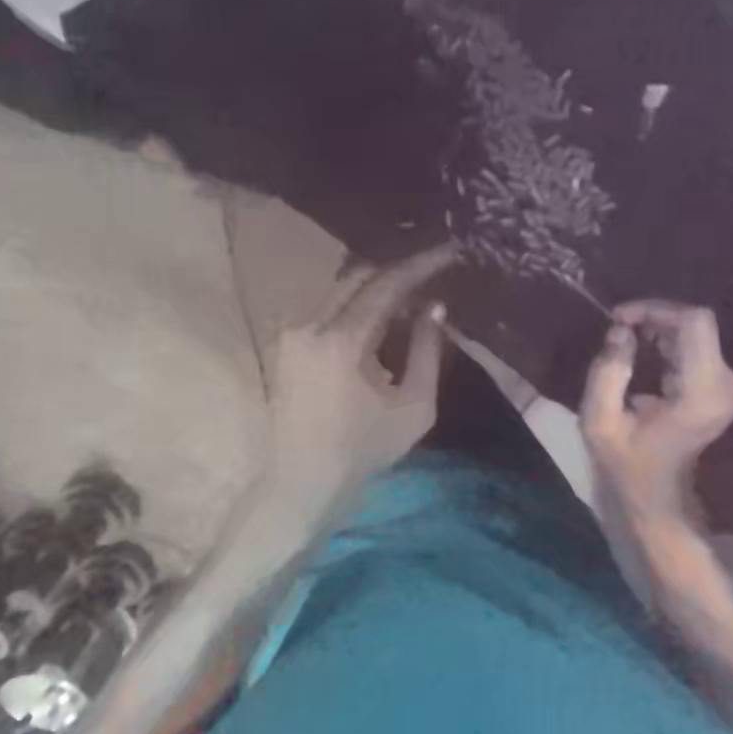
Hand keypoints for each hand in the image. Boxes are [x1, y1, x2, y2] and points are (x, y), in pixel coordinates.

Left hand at [260, 245, 456, 510]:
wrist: (302, 482)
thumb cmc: (362, 451)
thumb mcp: (413, 407)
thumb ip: (427, 351)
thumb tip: (435, 307)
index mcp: (341, 341)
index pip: (385, 285)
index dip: (419, 265)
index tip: (447, 251)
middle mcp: (309, 325)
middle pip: (356, 275)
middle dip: (396, 268)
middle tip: (430, 268)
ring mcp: (291, 332)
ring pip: (338, 289)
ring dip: (374, 285)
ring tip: (409, 291)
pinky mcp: (285, 343)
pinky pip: (325, 308)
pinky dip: (354, 303)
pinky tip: (377, 314)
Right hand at [582, 301, 732, 523]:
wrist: (659, 495)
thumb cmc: (627, 461)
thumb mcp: (599, 420)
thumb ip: (607, 372)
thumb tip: (620, 331)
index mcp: (702, 393)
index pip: (694, 322)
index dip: (655, 309)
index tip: (619, 319)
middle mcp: (727, 384)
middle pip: (695, 323)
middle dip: (653, 318)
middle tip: (616, 329)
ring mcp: (731, 386)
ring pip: (696, 332)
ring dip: (658, 329)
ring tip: (625, 341)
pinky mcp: (725, 386)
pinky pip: (698, 345)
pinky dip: (667, 341)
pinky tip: (643, 353)